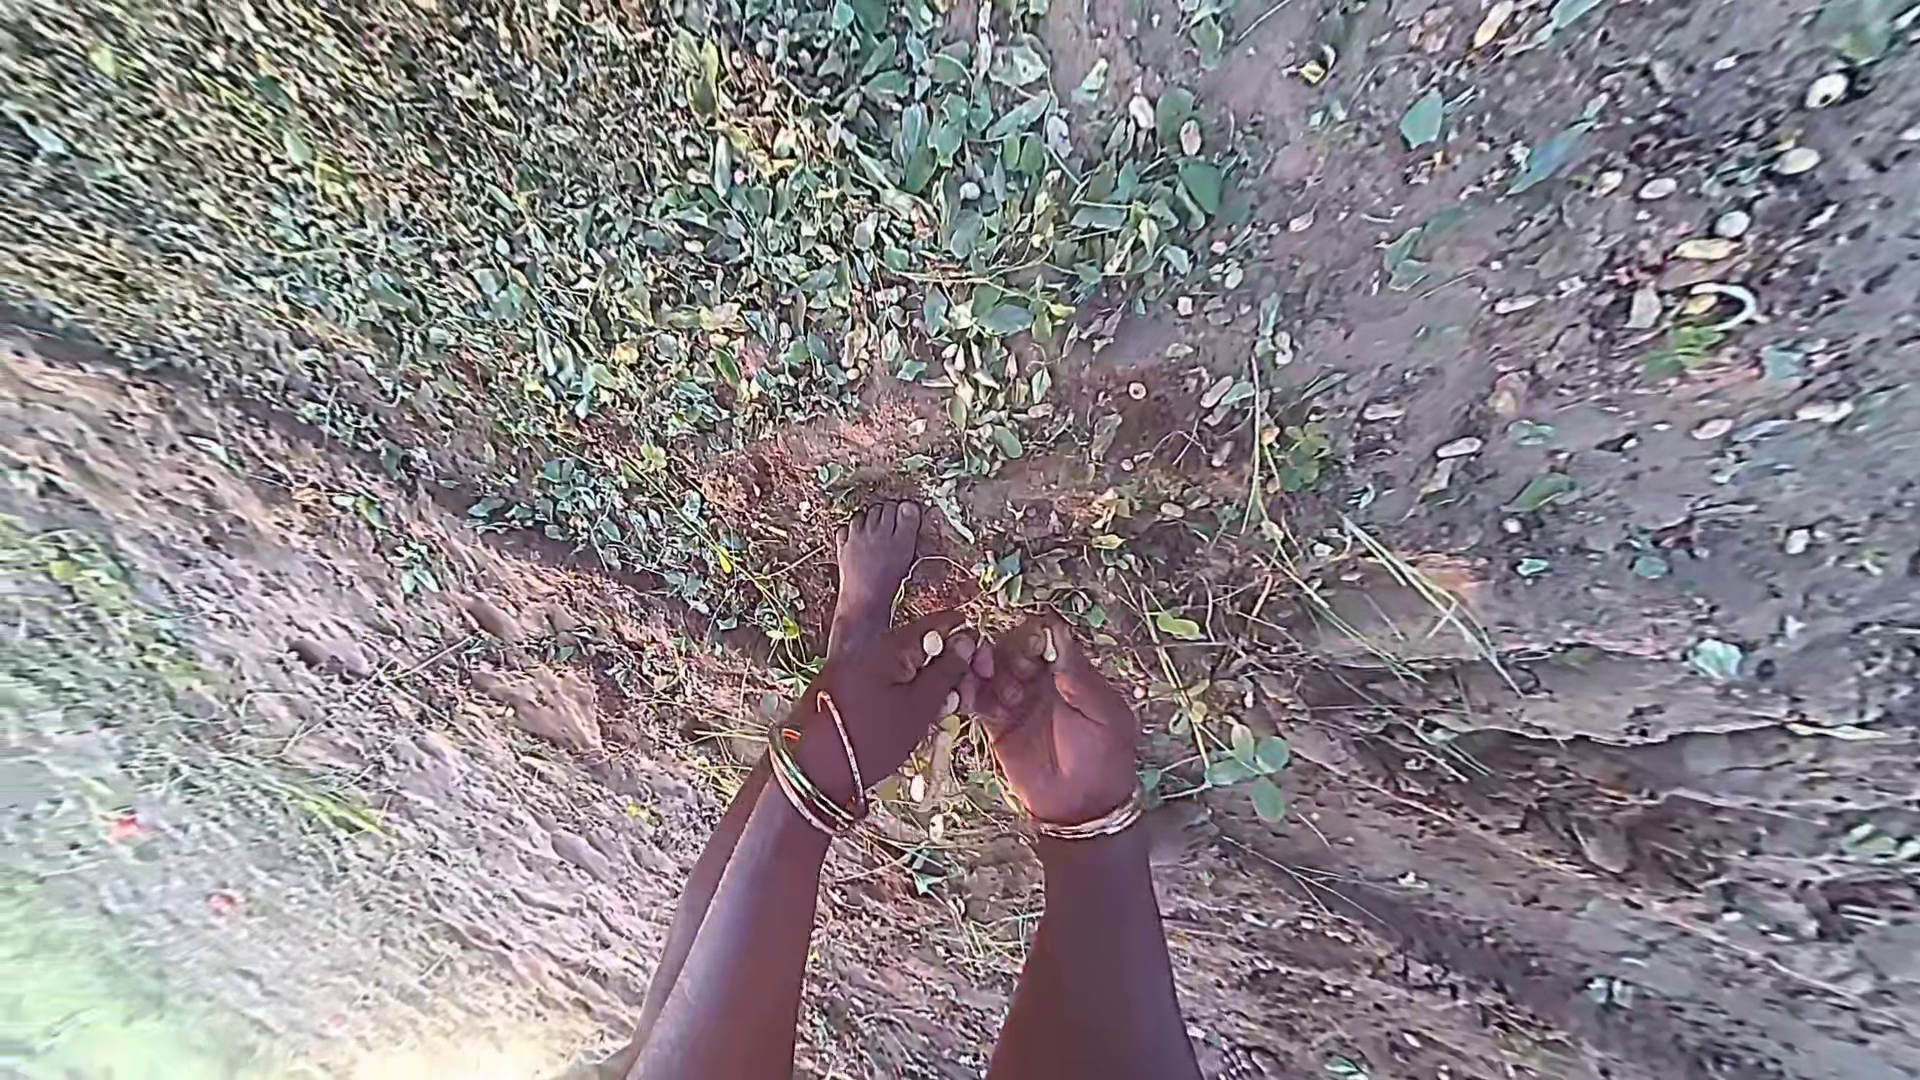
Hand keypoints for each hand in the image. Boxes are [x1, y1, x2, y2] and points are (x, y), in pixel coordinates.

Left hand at [791, 610, 982, 804]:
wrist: (812, 773)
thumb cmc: (872, 739)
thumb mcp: (919, 707)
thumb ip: (947, 670)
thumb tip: (966, 639)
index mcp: (893, 644)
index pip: (943, 625)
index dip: (968, 643)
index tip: (983, 671)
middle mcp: (875, 646)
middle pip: (927, 646)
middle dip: (951, 671)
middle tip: (962, 704)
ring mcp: (861, 665)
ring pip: (910, 667)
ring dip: (932, 687)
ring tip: (939, 718)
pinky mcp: (851, 686)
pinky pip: (891, 681)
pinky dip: (908, 695)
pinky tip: (915, 722)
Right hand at [974, 614, 1139, 826]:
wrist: (1084, 808)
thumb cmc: (1104, 757)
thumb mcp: (1103, 713)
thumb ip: (1079, 676)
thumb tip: (1059, 630)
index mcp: (1066, 671)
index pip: (1042, 640)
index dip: (1031, 638)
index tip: (1028, 649)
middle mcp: (1037, 680)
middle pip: (1010, 650)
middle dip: (1004, 653)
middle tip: (1006, 668)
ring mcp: (1014, 700)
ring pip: (990, 671)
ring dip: (982, 668)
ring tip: (982, 676)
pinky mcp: (995, 723)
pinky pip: (976, 700)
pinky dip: (968, 692)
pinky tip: (966, 692)